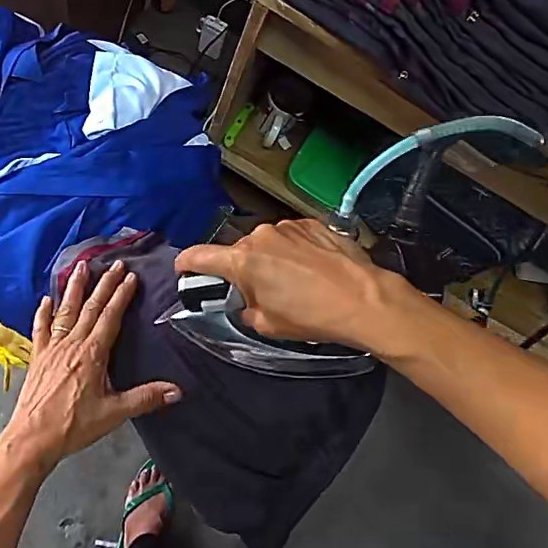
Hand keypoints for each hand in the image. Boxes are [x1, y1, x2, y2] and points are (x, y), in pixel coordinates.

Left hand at [0, 259, 181, 477]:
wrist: (30, 441)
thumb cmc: (73, 426)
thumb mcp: (115, 412)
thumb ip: (146, 398)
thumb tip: (178, 390)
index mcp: (92, 354)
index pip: (110, 317)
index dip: (121, 295)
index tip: (131, 277)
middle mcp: (72, 345)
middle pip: (90, 308)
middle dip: (104, 284)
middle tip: (115, 264)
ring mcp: (52, 350)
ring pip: (66, 312)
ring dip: (75, 289)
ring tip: (81, 268)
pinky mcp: (38, 359)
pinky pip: (41, 330)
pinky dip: (44, 314)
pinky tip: (46, 301)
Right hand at [173, 219, 425, 353]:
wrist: (363, 298)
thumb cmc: (313, 315)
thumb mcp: (268, 324)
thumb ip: (247, 309)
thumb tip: (248, 303)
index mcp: (243, 260)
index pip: (200, 256)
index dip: (187, 263)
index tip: (184, 268)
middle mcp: (263, 236)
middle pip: (242, 251)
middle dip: (247, 270)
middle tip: (264, 293)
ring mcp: (291, 226)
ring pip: (270, 243)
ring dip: (275, 259)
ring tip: (298, 283)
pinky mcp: (316, 224)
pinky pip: (295, 237)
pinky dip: (298, 251)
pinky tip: (314, 270)